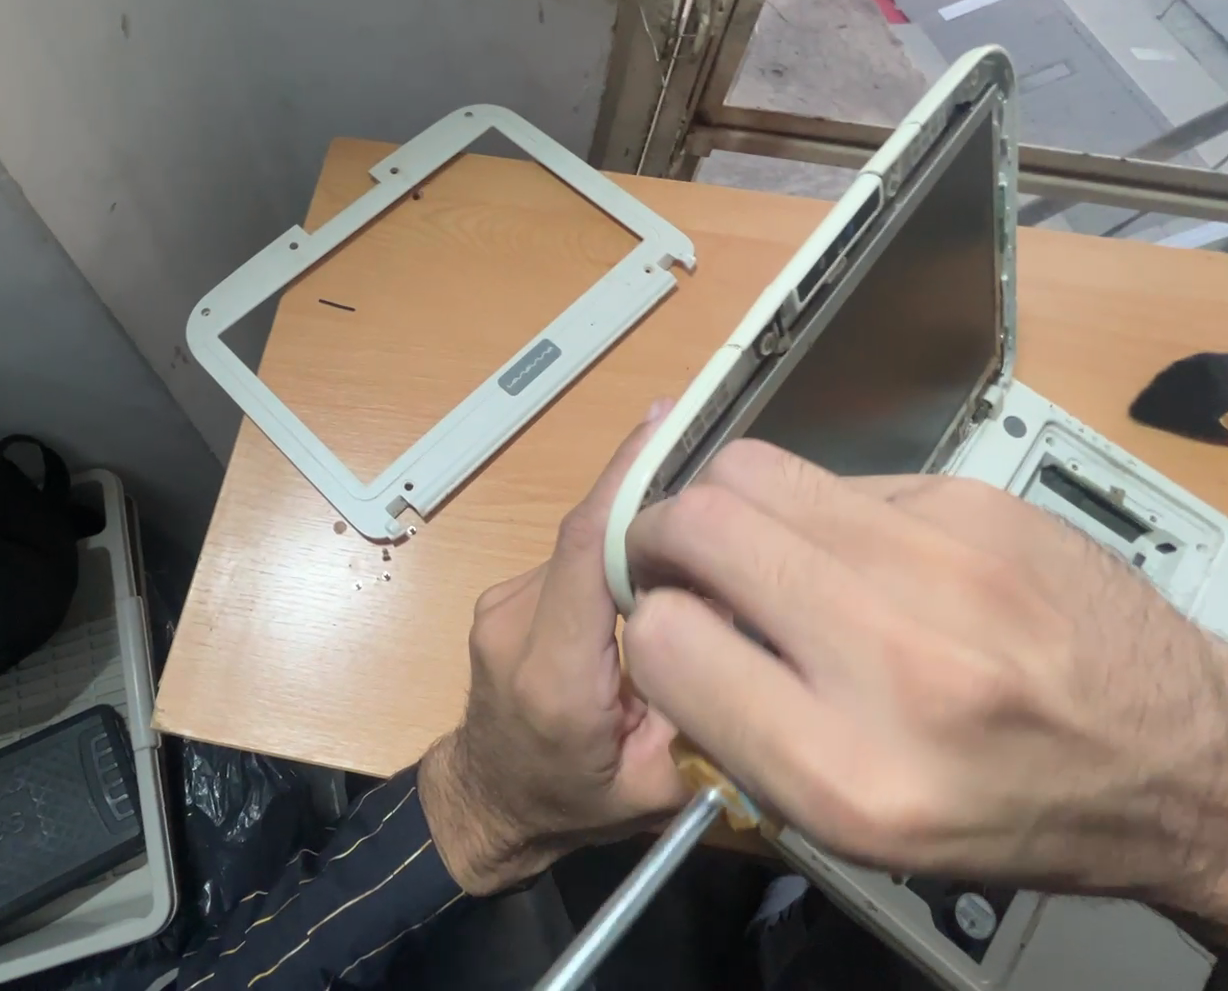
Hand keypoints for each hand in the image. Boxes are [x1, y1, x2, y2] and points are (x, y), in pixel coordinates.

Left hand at [419, 402, 689, 895]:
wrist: (486, 800)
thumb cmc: (571, 803)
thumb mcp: (657, 786)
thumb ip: (703, 713)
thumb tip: (741, 624)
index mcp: (553, 673)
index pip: (586, 551)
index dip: (623, 481)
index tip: (663, 424)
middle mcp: (513, 624)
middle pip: (587, 540)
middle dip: (651, 517)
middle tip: (719, 513)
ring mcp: (497, 605)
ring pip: (579, 548)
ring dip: (631, 545)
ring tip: (686, 566)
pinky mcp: (498, 599)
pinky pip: (565, 563)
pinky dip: (606, 562)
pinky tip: (641, 589)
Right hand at [620, 439, 1227, 958]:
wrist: (1195, 767)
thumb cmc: (1000, 812)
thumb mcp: (848, 822)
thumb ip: (733, 720)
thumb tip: (667, 612)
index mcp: (849, 774)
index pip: (664, 641)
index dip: (649, 625)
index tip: (668, 623)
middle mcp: (900, 663)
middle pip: (697, 525)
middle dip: (658, 534)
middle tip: (676, 557)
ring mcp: (947, 562)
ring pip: (749, 470)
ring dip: (721, 502)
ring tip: (751, 541)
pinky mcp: (979, 500)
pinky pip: (831, 474)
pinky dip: (810, 507)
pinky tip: (850, 547)